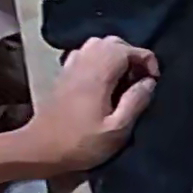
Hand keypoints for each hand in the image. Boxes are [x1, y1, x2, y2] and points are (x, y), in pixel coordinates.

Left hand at [13, 36, 158, 173]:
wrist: (39, 150)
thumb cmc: (81, 143)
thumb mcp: (117, 130)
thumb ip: (136, 102)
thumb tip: (150, 82)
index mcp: (97, 76)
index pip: (127, 50)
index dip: (147, 59)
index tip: (153, 81)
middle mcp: (83, 65)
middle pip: (112, 42)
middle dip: (133, 55)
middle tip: (141, 79)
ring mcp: (70, 68)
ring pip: (97, 44)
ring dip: (117, 56)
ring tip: (125, 79)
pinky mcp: (63, 75)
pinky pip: (85, 54)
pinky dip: (101, 59)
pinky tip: (106, 80)